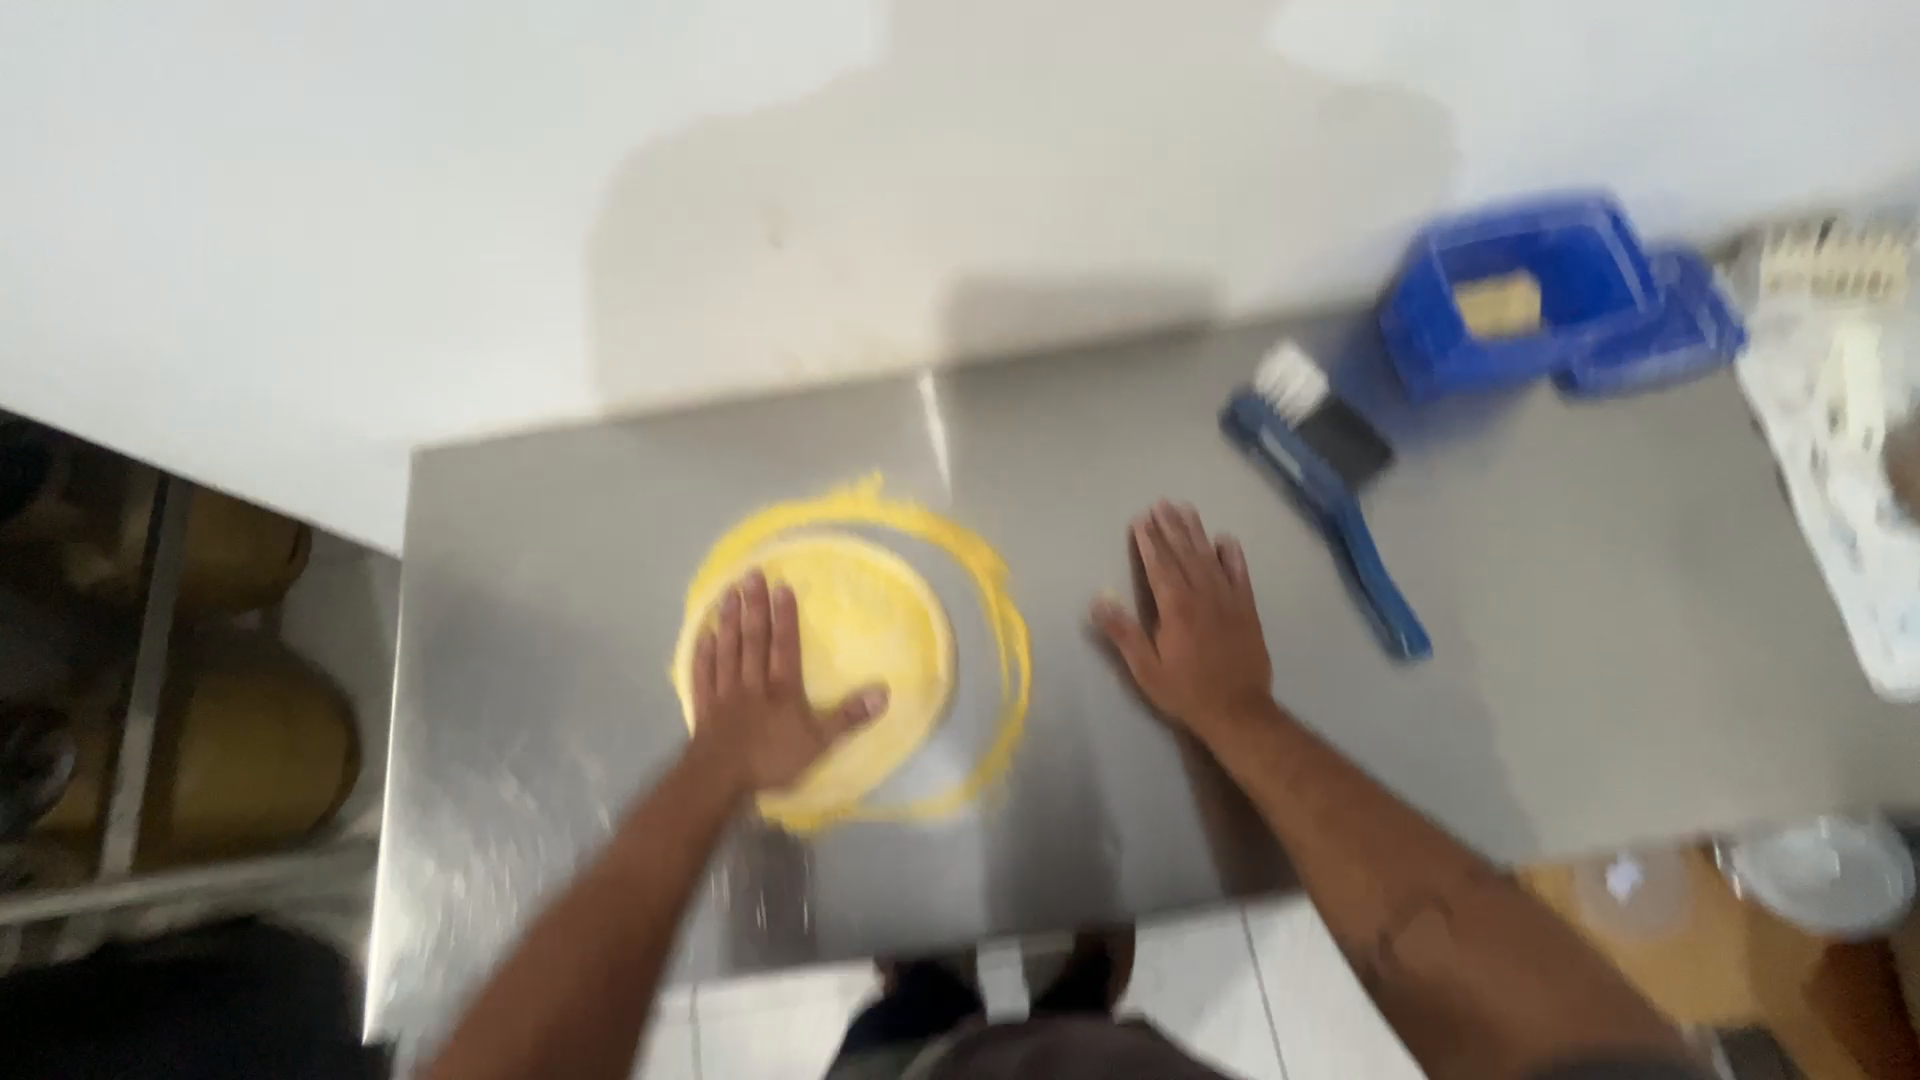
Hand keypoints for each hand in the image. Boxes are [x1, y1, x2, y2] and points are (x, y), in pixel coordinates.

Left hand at [688, 570, 888, 796]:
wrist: (719, 781)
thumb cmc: (771, 761)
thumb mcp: (819, 744)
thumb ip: (849, 717)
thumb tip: (883, 692)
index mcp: (781, 688)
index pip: (785, 644)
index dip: (784, 616)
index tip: (782, 586)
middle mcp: (752, 682)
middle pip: (753, 638)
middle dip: (754, 606)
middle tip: (751, 574)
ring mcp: (725, 693)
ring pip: (727, 649)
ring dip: (728, 620)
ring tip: (729, 593)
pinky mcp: (704, 706)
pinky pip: (703, 673)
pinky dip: (703, 652)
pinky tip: (703, 634)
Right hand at [1091, 501, 1273, 743]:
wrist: (1239, 712)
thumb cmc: (1186, 691)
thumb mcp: (1146, 669)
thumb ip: (1124, 633)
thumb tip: (1098, 600)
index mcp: (1176, 608)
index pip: (1159, 566)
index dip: (1149, 541)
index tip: (1141, 520)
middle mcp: (1203, 595)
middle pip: (1183, 554)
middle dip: (1170, 527)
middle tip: (1161, 504)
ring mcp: (1228, 600)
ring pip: (1209, 558)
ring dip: (1196, 532)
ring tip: (1186, 509)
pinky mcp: (1247, 610)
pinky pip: (1239, 575)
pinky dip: (1232, 556)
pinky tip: (1226, 539)